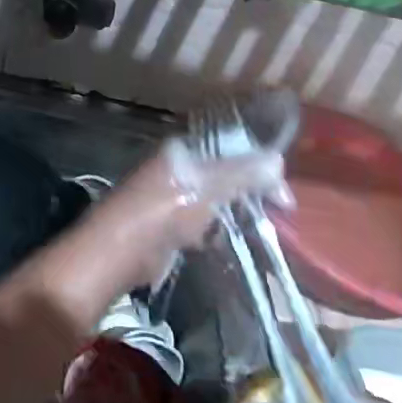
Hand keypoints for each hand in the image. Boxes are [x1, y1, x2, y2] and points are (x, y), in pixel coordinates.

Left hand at [76, 138, 285, 293]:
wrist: (117, 253)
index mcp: (184, 151)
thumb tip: (278, 159)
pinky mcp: (168, 226)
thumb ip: (243, 173)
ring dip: (238, 212)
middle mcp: (178, 169)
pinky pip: (203, 222)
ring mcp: (171, 198)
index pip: (232, 149)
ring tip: (264, 229)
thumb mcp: (208, 188)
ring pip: (216, 200)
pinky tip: (233, 241)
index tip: (283, 195)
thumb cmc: (163, 212)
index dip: (260, 166)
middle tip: (281, 213)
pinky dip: (219, 230)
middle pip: (226, 174)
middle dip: (253, 191)